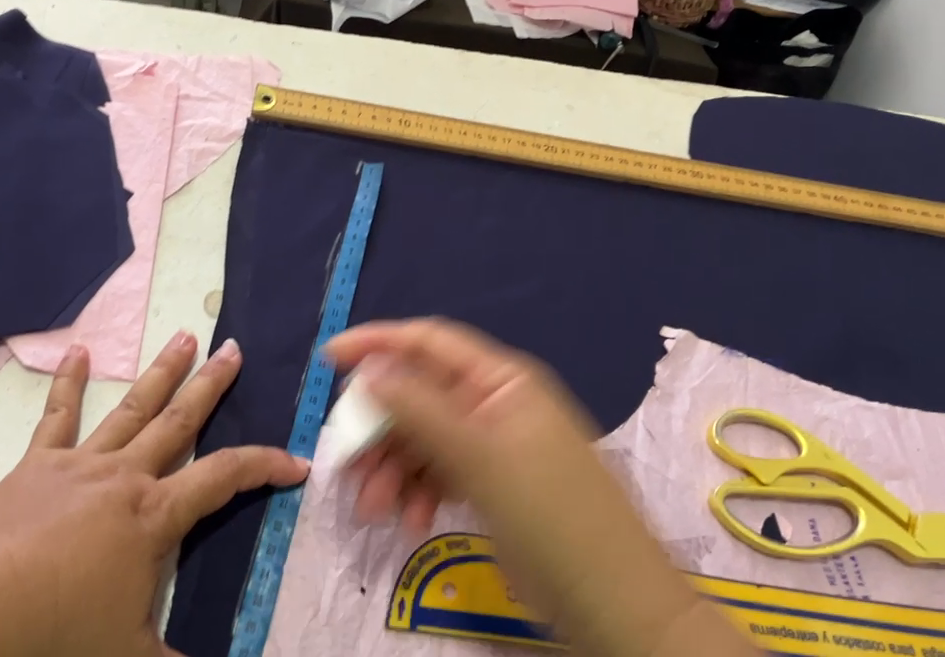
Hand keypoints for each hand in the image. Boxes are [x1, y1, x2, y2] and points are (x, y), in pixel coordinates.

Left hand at [0, 331, 306, 656]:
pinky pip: (59, 417)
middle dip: (211, 386)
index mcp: (154, 516)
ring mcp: (81, 464)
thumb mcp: (129, 655)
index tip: (295, 460)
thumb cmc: (57, 629)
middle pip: (179, 422)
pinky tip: (78, 353)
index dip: (264, 466)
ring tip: (184, 337)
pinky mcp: (38, 464)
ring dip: (160, 372)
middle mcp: (124, 477)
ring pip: (133, 408)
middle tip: (233, 349)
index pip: (224, 479)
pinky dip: (70, 384)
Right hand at [325, 319, 757, 656]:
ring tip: (372, 510)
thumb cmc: (550, 516)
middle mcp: (495, 403)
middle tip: (345, 463)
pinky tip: (410, 521)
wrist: (615, 602)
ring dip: (393, 469)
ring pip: (424, 439)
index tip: (328, 359)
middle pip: (420, 396)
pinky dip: (419, 492)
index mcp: (501, 380)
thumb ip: (419, 407)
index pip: (429, 342)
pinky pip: (441, 472)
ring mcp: (495, 446)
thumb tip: (369, 367)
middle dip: (380, 429)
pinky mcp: (493, 485)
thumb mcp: (478, 457)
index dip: (377, 344)